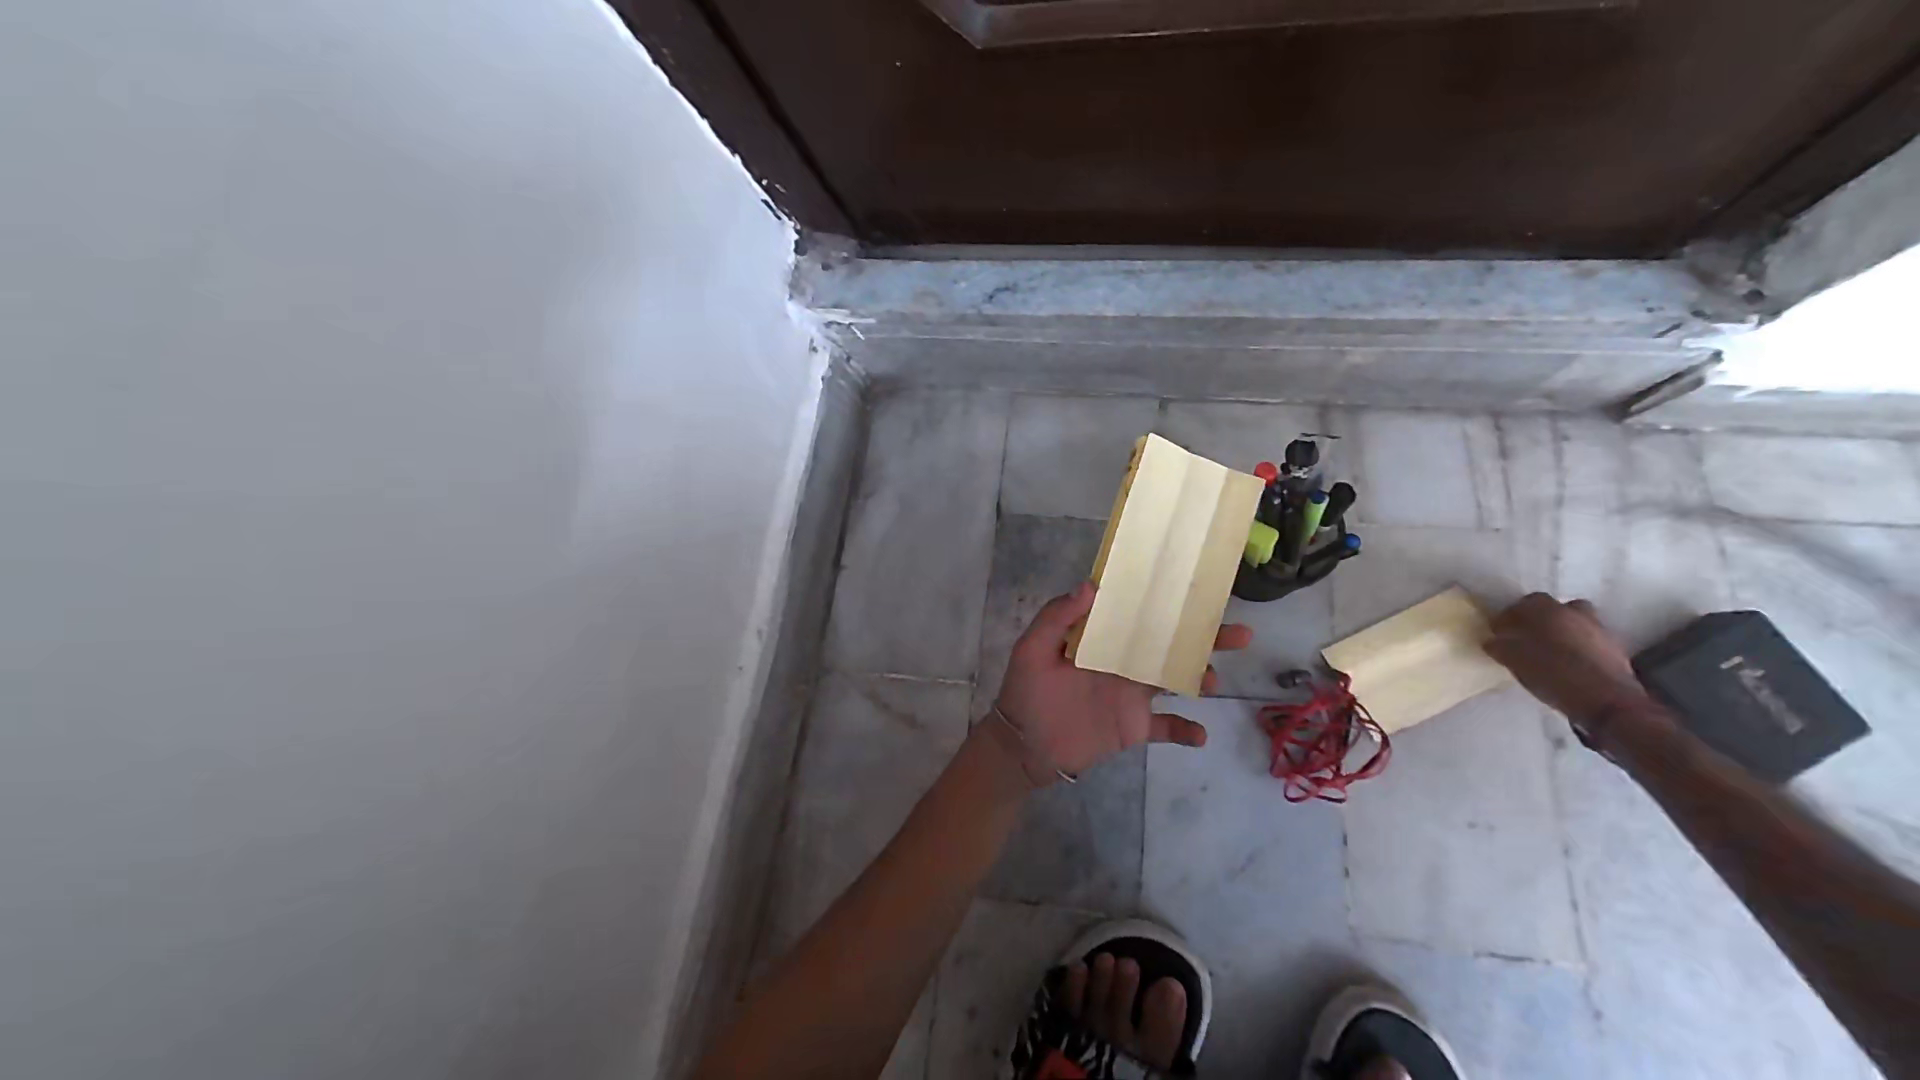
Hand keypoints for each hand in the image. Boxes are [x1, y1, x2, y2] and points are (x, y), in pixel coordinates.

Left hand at [993, 581, 1252, 780]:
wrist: (1023, 746)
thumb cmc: (1026, 692)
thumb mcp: (1033, 649)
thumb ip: (1057, 617)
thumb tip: (1091, 585)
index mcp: (1103, 641)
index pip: (1138, 616)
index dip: (1165, 603)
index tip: (1196, 590)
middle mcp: (1124, 663)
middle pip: (1170, 645)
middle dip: (1204, 638)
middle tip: (1239, 633)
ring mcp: (1132, 696)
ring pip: (1176, 681)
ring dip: (1200, 678)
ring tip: (1211, 680)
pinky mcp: (1134, 727)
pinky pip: (1167, 728)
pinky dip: (1185, 730)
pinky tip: (1199, 733)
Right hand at [1484, 593, 1654, 732]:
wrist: (1606, 701)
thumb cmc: (1552, 674)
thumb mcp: (1513, 661)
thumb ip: (1500, 646)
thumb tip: (1494, 642)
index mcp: (1547, 611)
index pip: (1524, 603)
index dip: (1510, 616)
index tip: (1500, 632)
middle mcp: (1575, 614)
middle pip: (1556, 608)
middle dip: (1542, 619)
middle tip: (1528, 637)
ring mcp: (1600, 630)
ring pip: (1577, 623)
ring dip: (1563, 632)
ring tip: (1551, 651)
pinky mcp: (1616, 650)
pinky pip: (1591, 641)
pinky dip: (1579, 647)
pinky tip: (1569, 663)